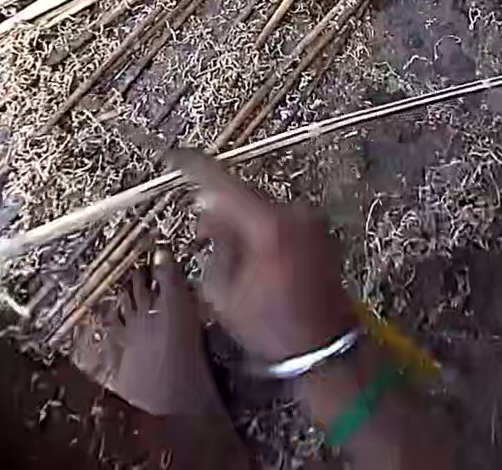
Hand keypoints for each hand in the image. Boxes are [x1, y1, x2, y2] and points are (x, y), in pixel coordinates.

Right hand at [170, 151, 355, 363]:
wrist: (323, 346)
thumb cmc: (272, 326)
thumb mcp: (225, 294)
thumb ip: (215, 246)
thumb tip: (210, 215)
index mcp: (268, 225)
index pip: (225, 184)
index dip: (197, 168)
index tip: (177, 156)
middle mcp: (293, 212)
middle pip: (246, 196)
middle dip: (221, 209)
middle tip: (204, 231)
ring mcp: (310, 218)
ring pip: (263, 209)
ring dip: (244, 222)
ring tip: (234, 257)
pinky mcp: (318, 228)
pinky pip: (281, 219)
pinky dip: (264, 229)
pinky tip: (258, 258)